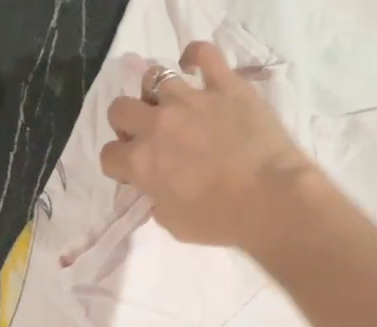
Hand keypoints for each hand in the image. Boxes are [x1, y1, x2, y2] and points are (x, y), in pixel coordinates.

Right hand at [100, 41, 319, 248]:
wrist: (268, 198)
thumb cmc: (218, 220)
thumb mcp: (173, 224)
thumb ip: (157, 200)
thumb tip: (157, 189)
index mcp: (141, 162)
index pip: (108, 155)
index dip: (118, 165)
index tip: (133, 173)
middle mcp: (157, 124)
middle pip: (120, 109)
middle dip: (126, 124)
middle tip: (146, 138)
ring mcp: (190, 98)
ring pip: (154, 77)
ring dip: (156, 94)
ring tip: (171, 108)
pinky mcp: (224, 84)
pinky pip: (203, 53)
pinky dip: (194, 56)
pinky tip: (193, 67)